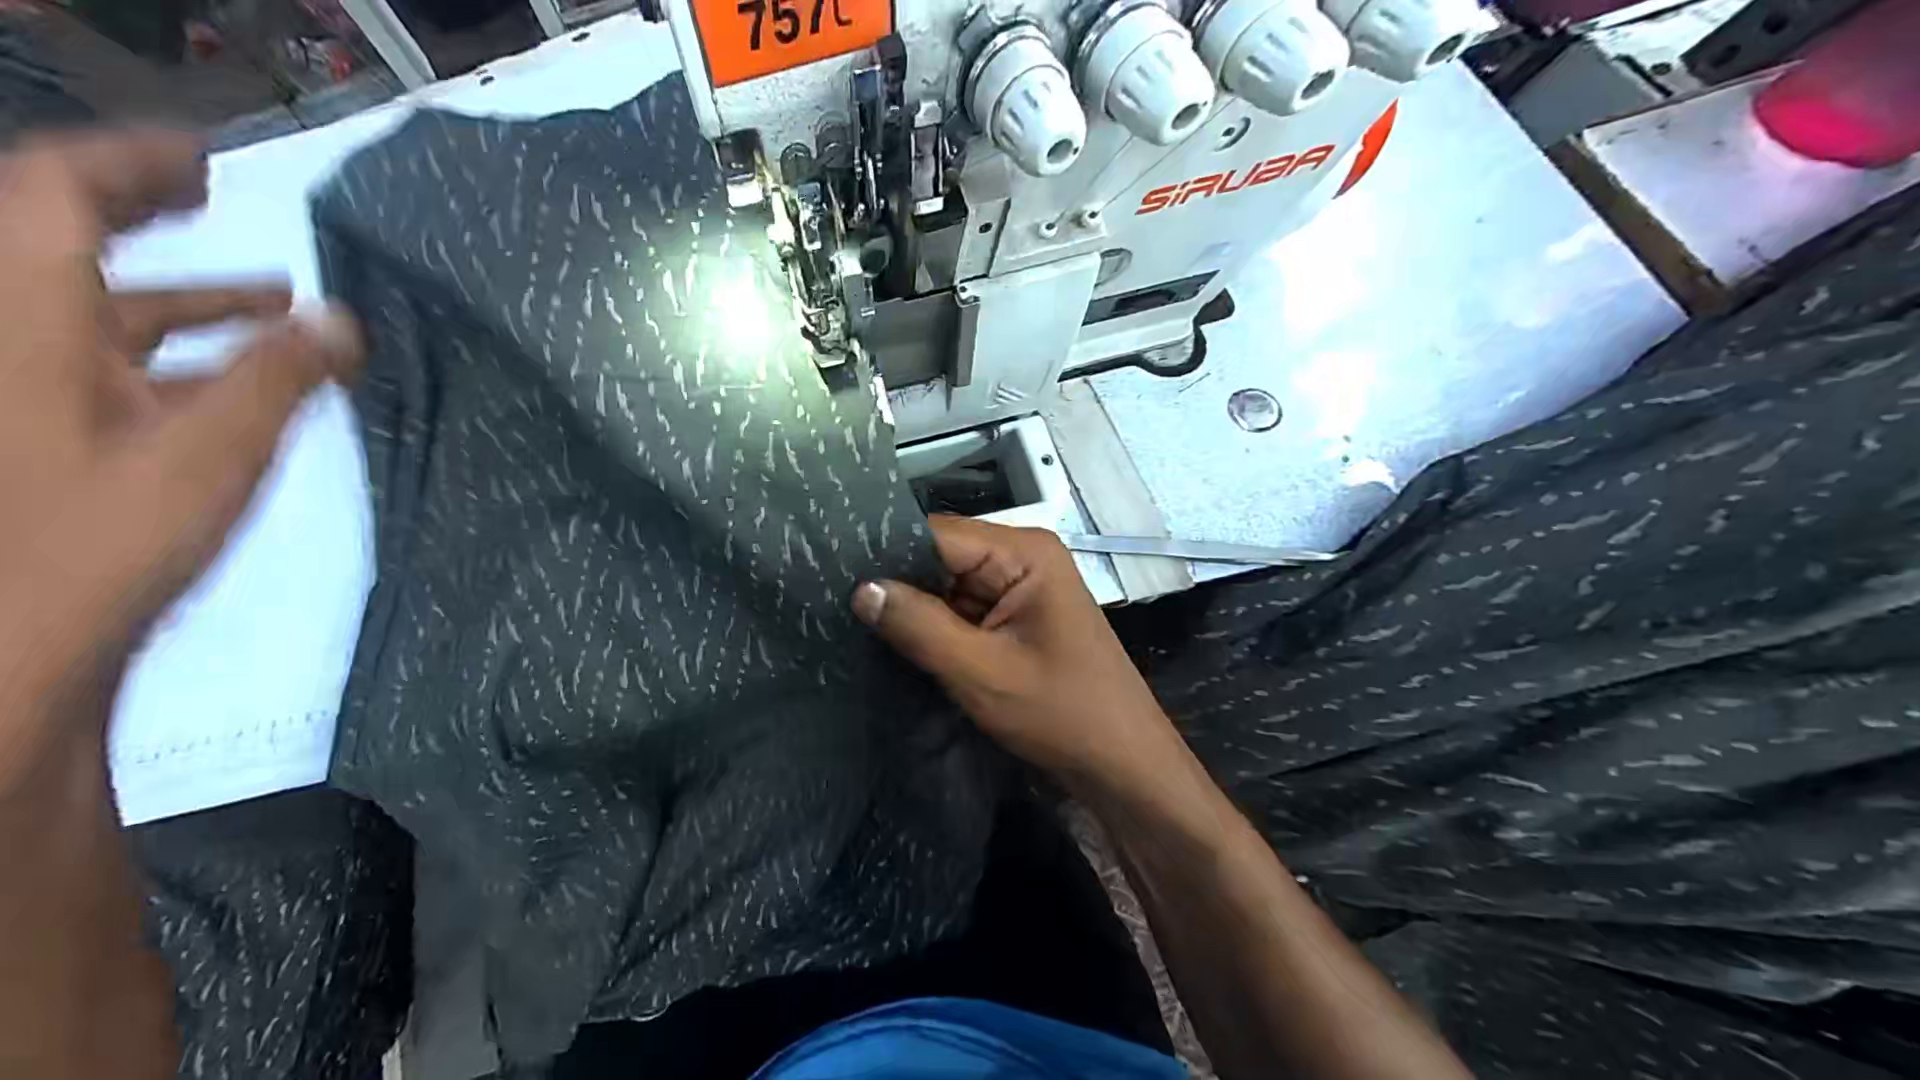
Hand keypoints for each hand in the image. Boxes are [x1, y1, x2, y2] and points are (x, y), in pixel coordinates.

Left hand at [0, 130, 361, 783]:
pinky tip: (248, 377)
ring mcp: (33, 389)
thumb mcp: (209, 450)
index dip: (131, 161)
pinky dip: (183, 355)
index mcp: (26, 318)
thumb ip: (278, 376)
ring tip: (276, 298)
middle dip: (144, 213)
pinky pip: (113, 366)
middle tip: (218, 200)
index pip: (54, 192)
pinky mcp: (52, 435)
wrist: (11, 643)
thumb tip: (342, 319)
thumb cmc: (97, 537)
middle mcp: (16, 337)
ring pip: (97, 312)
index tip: (207, 157)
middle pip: (59, 240)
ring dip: (186, 297)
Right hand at [851, 515, 1183, 790]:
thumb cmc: (1063, 714)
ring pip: (947, 584)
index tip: (833, 573)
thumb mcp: (983, 672)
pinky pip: (962, 609)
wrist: (1122, 764)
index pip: (937, 533)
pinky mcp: (1015, 617)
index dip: (886, 552)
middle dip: (897, 582)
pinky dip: (934, 627)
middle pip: (941, 555)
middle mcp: (1022, 557)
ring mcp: (1020, 587)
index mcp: (1024, 552)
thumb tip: (860, 587)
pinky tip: (895, 641)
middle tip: (834, 602)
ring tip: (852, 623)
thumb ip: (919, 625)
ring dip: (913, 608)